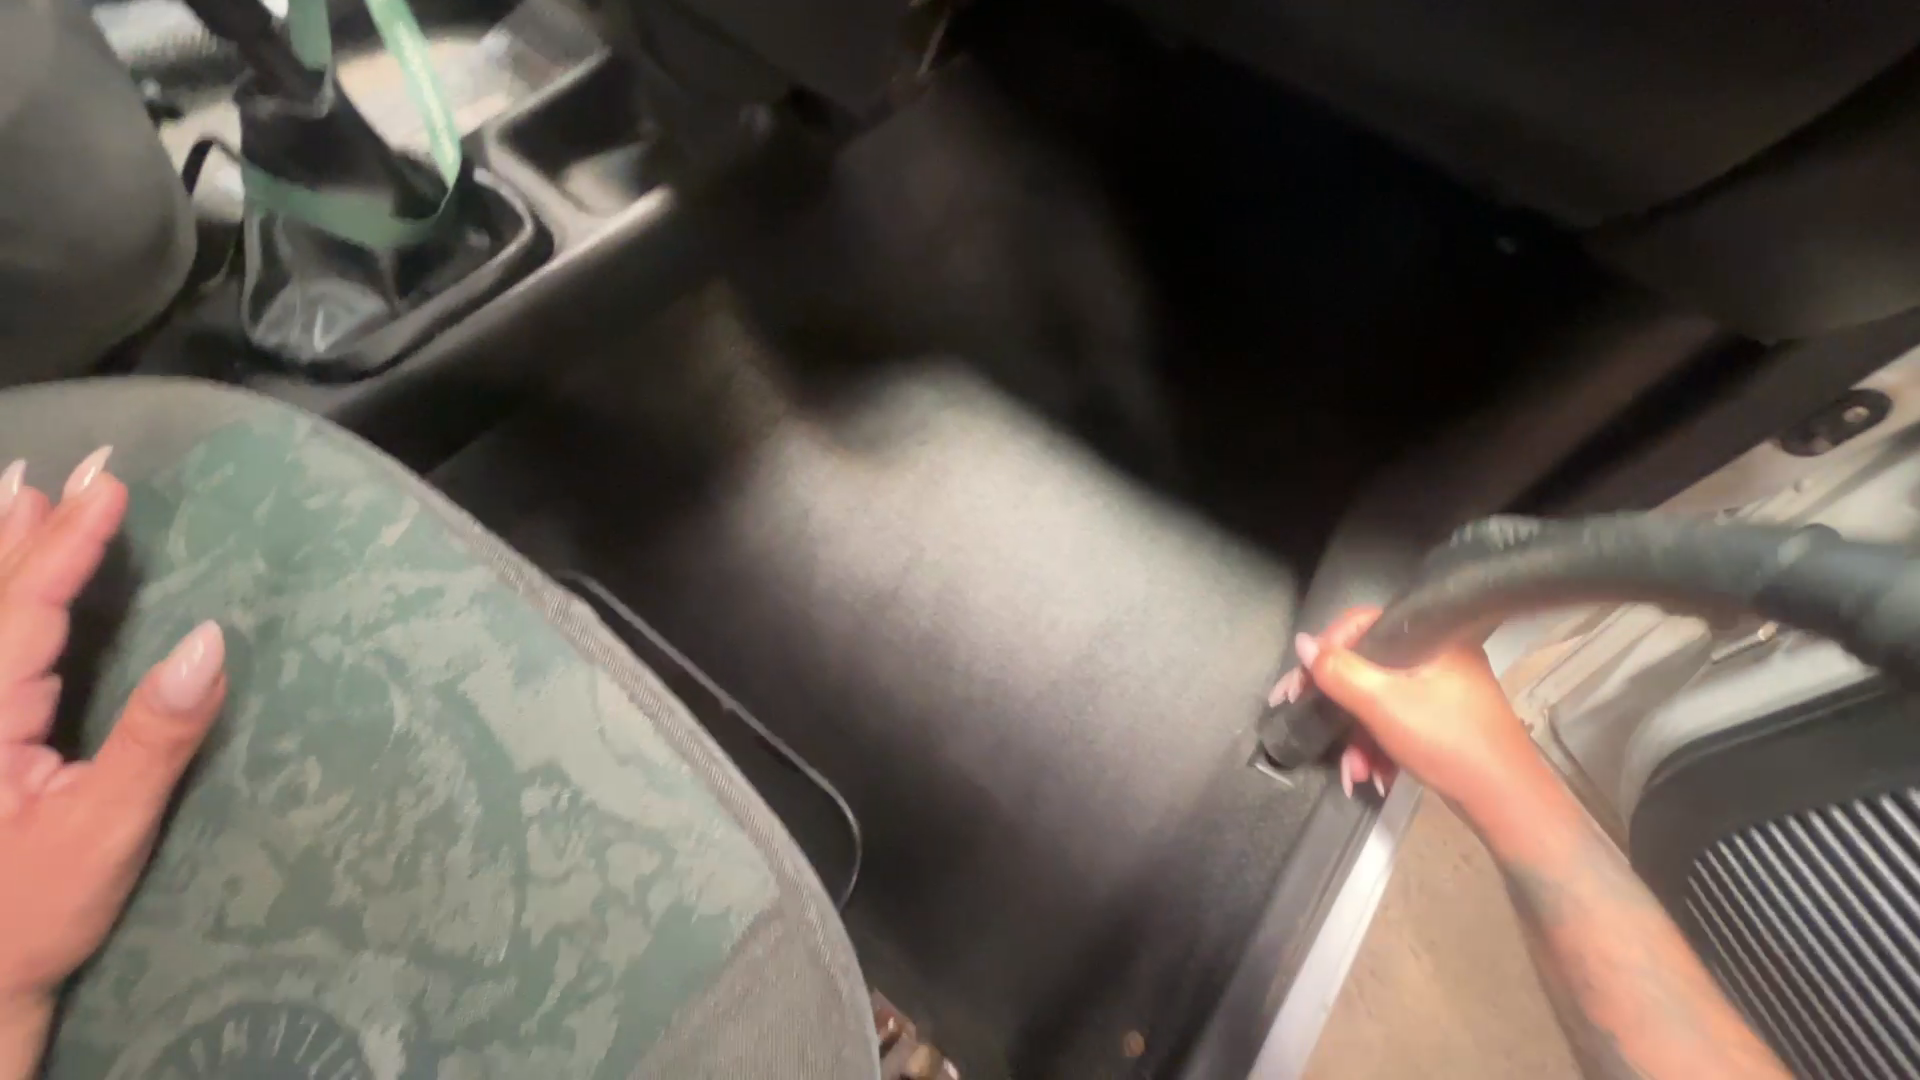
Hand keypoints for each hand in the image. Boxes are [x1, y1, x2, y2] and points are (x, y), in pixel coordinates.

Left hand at [0, 449, 225, 1075]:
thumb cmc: (32, 911)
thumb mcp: (107, 827)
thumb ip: (158, 732)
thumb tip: (208, 640)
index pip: (22, 612)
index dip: (63, 544)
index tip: (104, 485)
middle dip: (21, 529)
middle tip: (63, 466)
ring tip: (18, 493)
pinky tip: (6, 584)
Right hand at [1269, 606, 1539, 813]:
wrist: (1507, 804)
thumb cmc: (1447, 742)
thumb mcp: (1382, 703)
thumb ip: (1337, 671)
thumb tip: (1302, 643)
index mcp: (1431, 638)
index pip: (1361, 624)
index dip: (1326, 650)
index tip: (1301, 682)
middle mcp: (1437, 655)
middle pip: (1365, 666)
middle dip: (1337, 705)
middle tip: (1306, 720)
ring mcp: (1439, 688)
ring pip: (1376, 698)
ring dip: (1355, 736)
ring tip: (1352, 771)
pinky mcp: (1440, 717)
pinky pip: (1393, 718)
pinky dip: (1376, 744)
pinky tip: (1370, 774)